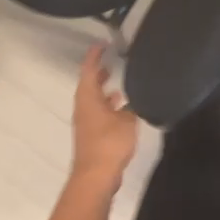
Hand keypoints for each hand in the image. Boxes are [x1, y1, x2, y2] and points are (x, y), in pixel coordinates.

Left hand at [70, 44, 137, 186]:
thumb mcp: (127, 121)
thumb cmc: (109, 143)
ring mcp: (86, 122)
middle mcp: (84, 106)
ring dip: (104, 90)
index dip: (95, 55)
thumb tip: (135, 100)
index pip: (89, 69)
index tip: (102, 43)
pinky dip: (109, 106)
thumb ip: (131, 107)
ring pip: (94, 99)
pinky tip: (123, 109)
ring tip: (119, 82)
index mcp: (88, 97)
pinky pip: (99, 112)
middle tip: (112, 60)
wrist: (96, 175)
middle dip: (100, 72)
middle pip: (89, 84)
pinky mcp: (92, 134)